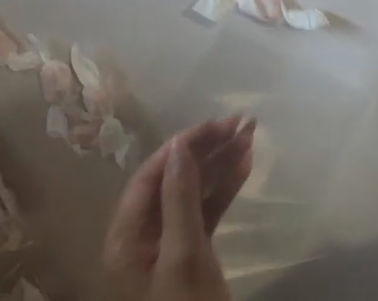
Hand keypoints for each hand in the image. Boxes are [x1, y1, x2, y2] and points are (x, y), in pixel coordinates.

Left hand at [103, 116, 256, 299]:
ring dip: (221, 162)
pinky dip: (226, 187)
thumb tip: (179, 147)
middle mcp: (141, 236)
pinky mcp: (190, 251)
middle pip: (173, 179)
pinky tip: (246, 165)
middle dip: (207, 149)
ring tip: (251, 136)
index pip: (150, 177)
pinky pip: (206, 209)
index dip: (182, 147)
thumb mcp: (184, 254)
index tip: (217, 125)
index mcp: (126, 239)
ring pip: (194, 190)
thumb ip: (179, 198)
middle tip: (241, 124)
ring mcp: (167, 243)